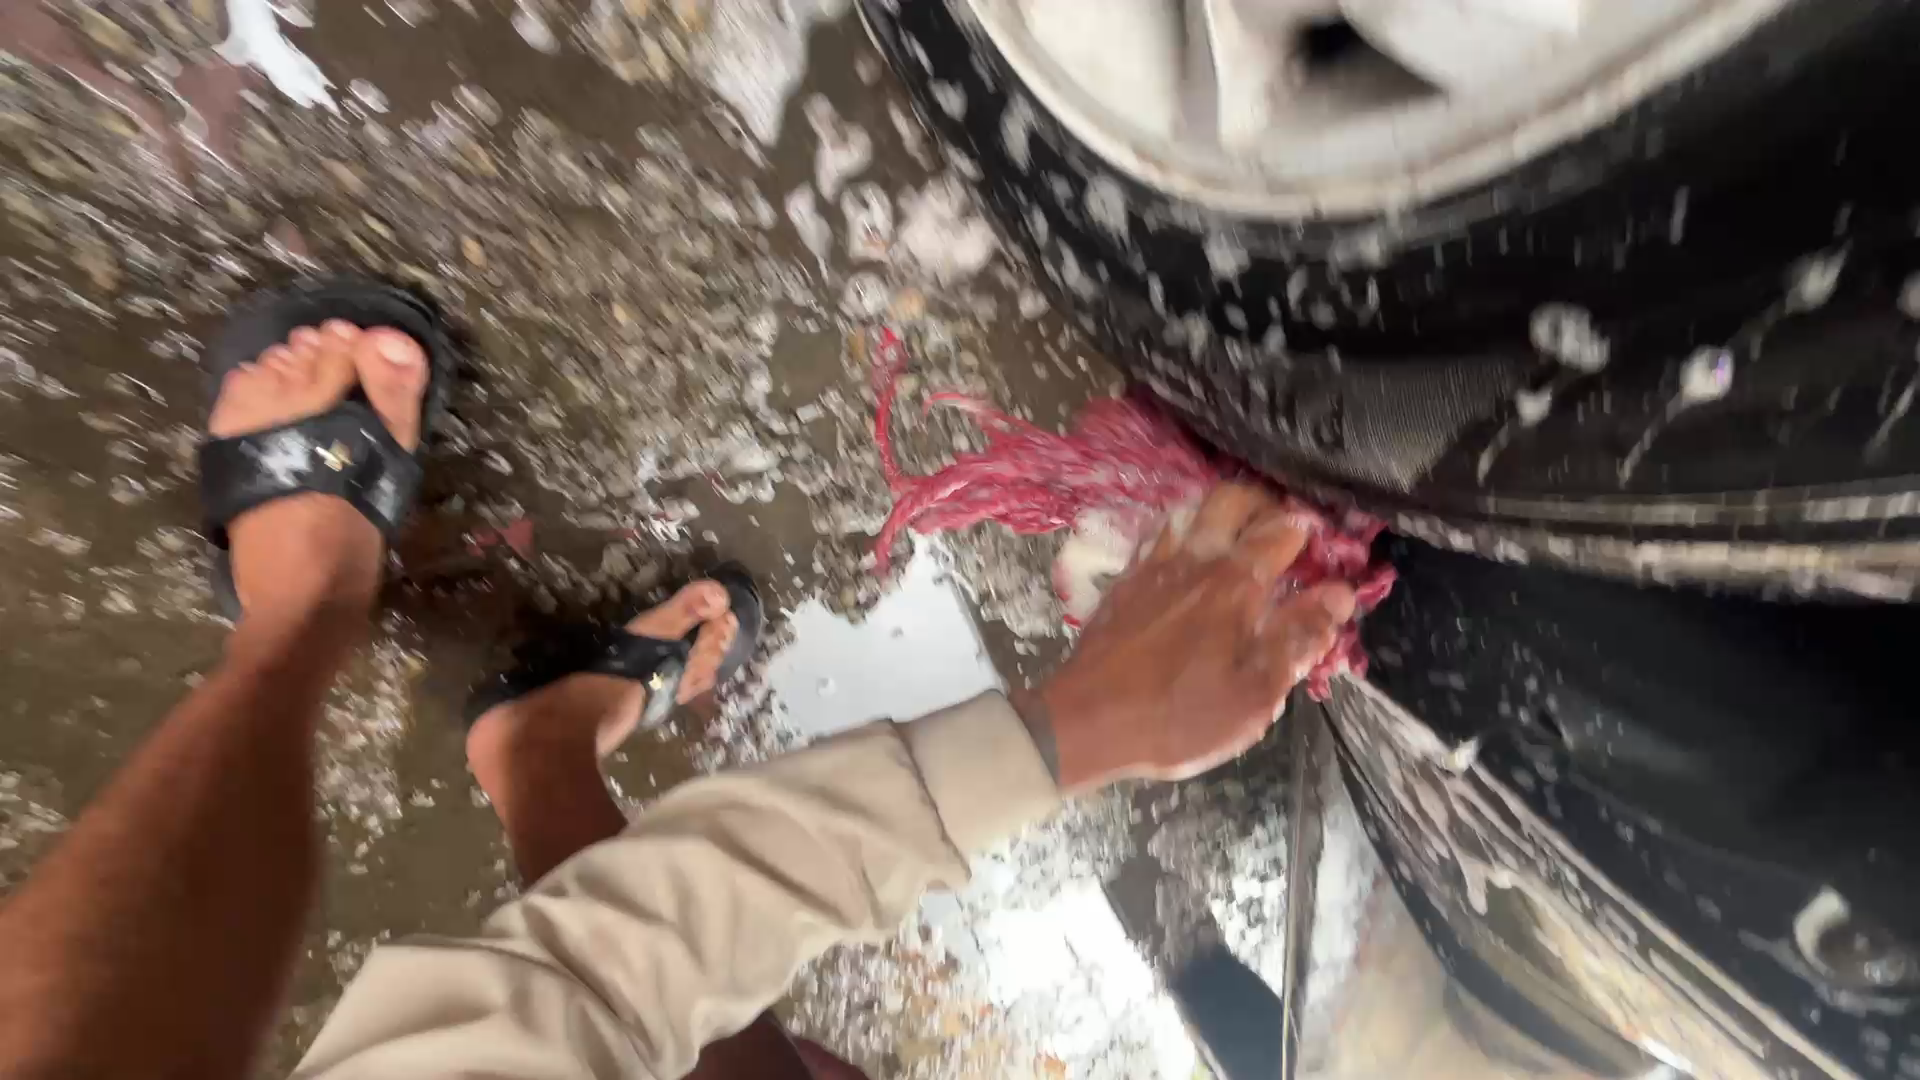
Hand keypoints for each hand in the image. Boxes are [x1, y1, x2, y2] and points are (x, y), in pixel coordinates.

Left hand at [1014, 483, 1357, 791]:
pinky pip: (1156, 539)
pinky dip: (1179, 535)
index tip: (1325, 542)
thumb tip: (1339, 592)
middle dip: (1263, 502)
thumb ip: (1299, 636)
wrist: (1088, 719)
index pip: (1282, 532)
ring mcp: (1151, 567)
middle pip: (1231, 500)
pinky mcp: (1123, 582)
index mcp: (1234, 584)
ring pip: (1189, 512)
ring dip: (1219, 516)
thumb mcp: (1256, 692)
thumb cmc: (1180, 715)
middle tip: (1281, 529)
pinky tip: (1185, 560)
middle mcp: (1192, 561)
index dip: (1310, 530)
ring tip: (1238, 541)